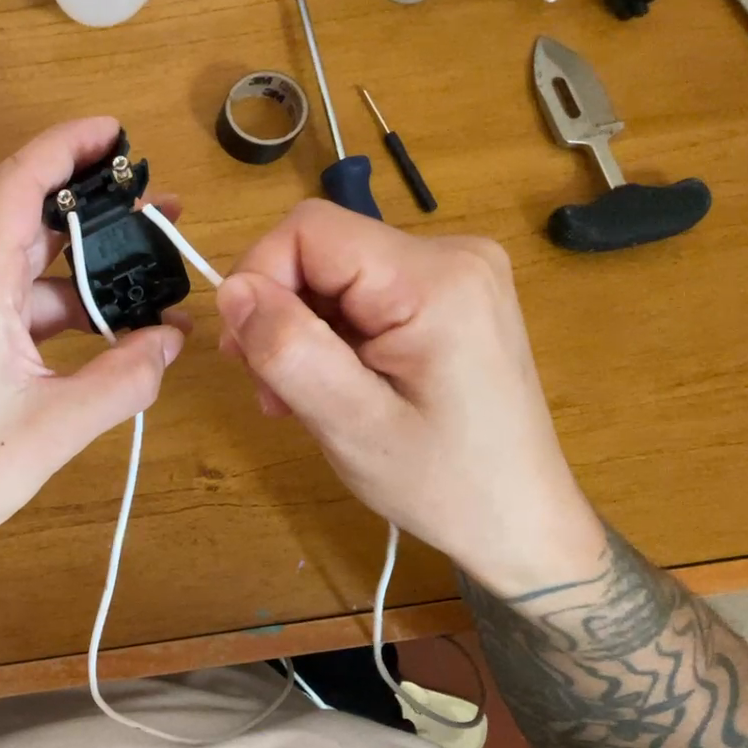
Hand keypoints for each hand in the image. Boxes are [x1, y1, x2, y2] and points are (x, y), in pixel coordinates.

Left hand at [0, 118, 185, 615]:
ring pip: (25, 272)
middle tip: (165, 218)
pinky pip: (11, 308)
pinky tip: (106, 334)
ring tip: (153, 285)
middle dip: (99, 216)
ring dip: (85, 277)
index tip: (118, 133)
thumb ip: (124, 379)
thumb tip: (173, 341)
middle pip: (30, 224)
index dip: (67, 145)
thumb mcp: (55, 427)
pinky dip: (58, 314)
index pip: (18, 183)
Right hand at [216, 201, 604, 594]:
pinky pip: (357, 296)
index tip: (247, 351)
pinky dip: (326, 339)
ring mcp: (453, 274)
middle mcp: (450, 255)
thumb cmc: (440, 483)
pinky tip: (330, 387)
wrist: (517, 518)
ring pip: (330, 277)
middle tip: (273, 391)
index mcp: (433, 279)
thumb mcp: (350, 424)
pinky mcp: (447, 296)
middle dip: (277, 316)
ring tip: (300, 400)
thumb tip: (230, 290)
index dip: (259, 279)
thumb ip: (289, 350)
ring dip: (297, 334)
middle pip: (319, 253)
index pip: (308, 230)